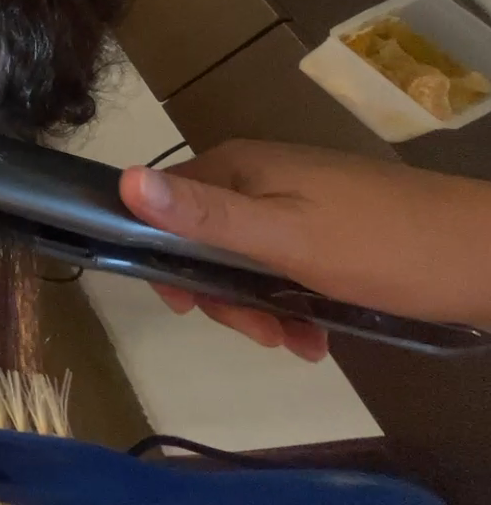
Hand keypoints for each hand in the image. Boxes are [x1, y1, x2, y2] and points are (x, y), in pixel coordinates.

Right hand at [119, 139, 490, 359]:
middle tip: (262, 334)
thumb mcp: (288, 238)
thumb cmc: (388, 248)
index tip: (187, 304)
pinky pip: (283, 258)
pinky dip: (290, 296)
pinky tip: (318, 329)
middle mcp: (254, 174)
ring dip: (259, 302)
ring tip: (299, 341)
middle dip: (222, 291)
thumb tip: (121, 181)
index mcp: (234, 168)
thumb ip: (204, 215)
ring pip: (243, 253)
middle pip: (201, 234)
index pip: (160, 205)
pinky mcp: (329, 221)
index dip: (159, 255)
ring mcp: (295, 196)